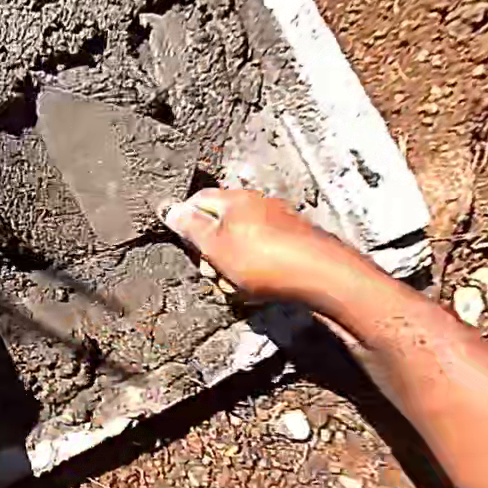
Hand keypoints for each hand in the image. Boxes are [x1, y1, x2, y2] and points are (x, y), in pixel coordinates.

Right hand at [162, 189, 371, 303]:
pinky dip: (251, 270)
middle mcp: (257, 204)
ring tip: (235, 284)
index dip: (184, 221)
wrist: (319, 276)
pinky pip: (259, 254)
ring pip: (237, 243)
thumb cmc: (262, 260)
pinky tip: (255, 287)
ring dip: (229, 265)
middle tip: (211, 271)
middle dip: (209, 251)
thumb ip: (190, 227)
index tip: (184, 245)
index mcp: (235, 199)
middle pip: (217, 224)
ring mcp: (276, 222)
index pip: (197, 200)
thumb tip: (169, 208)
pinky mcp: (291, 241)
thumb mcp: (214, 245)